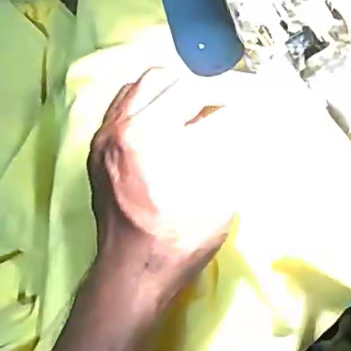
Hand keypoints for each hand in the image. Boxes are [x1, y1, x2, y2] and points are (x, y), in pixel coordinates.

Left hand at [88, 67, 237, 303]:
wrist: (134, 271)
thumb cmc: (180, 237)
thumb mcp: (219, 191)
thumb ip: (230, 145)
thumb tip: (245, 118)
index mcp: (147, 134)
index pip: (193, 91)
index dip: (228, 91)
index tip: (251, 96)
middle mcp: (118, 127)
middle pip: (163, 78)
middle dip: (200, 86)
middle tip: (227, 104)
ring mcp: (103, 138)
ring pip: (138, 88)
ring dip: (173, 92)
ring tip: (200, 111)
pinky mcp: (99, 152)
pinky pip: (123, 109)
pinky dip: (150, 105)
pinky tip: (171, 126)